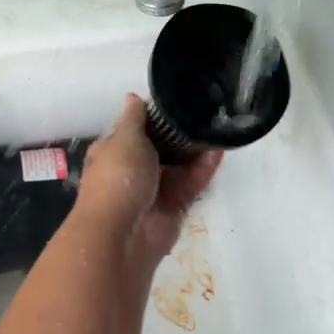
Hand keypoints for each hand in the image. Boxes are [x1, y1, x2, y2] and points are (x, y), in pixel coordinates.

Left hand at [75, 95, 222, 274]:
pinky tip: (219, 150)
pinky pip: (192, 183)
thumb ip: (135, 119)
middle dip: (180, 132)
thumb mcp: (124, 139)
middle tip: (206, 111)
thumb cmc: (117, 178)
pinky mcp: (175, 205)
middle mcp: (134, 167)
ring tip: (218, 126)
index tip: (178, 98)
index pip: (136, 126)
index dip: (154, 114)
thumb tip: (133, 97)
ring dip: (196, 148)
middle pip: (161, 145)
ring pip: (180, 164)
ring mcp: (155, 188)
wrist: (121, 236)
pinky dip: (204, 168)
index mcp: (114, 149)